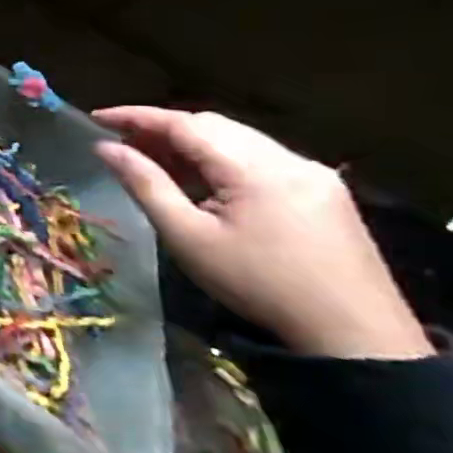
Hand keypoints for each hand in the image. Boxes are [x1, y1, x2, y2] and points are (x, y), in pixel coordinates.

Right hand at [93, 106, 430, 359]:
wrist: (355, 336)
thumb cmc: (257, 284)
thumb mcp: (187, 236)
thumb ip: (145, 184)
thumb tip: (105, 147)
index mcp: (254, 168)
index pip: (185, 123)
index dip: (137, 116)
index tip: (97, 117)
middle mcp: (288, 159)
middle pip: (213, 125)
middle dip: (163, 127)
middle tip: (121, 141)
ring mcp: (312, 173)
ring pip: (238, 139)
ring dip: (192, 142)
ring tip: (153, 159)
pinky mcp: (325, 191)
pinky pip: (261, 157)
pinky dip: (222, 158)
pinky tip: (202, 179)